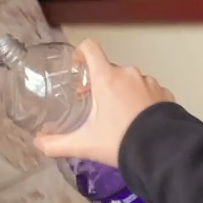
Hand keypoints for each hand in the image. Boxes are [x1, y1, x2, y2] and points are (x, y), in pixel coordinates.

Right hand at [34, 39, 172, 166]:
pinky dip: (143, 101)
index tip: (78, 68)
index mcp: (107, 78)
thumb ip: (57, 143)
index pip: (90, 48)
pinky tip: (141, 121)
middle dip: (101, 84)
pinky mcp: (165, 94)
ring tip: (121, 118)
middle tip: (96, 107)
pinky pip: (149, 91)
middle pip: (109, 69)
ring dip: (123, 93)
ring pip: (130, 81)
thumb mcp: (85, 144)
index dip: (80, 53)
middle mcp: (128, 74)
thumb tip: (37, 143)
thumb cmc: (120, 141)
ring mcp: (150, 83)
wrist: (163, 154)